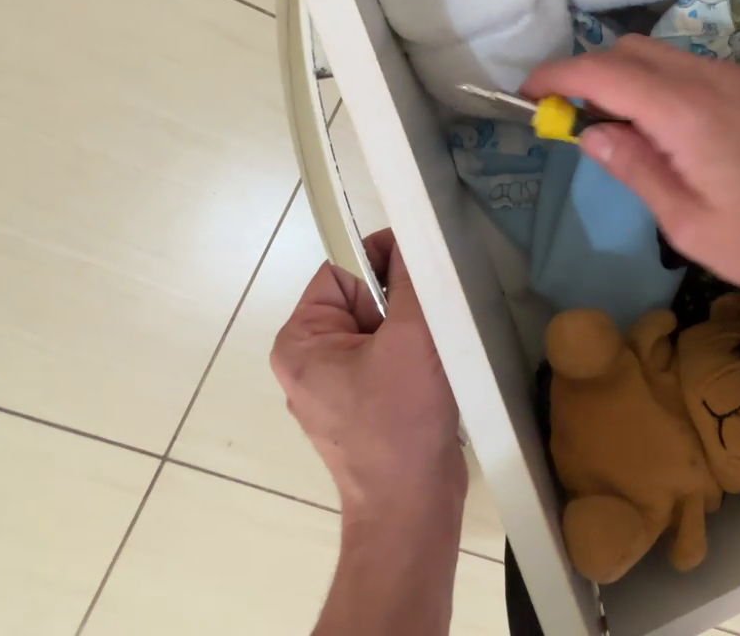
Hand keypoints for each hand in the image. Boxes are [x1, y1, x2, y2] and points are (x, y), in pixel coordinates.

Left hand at [271, 228, 464, 515]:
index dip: (382, 262)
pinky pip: (391, 358)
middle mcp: (311, 359)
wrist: (412, 505)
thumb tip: (411, 235)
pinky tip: (437, 371)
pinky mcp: (366, 405)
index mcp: (302, 340)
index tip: (422, 273)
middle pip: (365, 298)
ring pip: (383, 328)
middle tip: (432, 321)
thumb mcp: (411, 336)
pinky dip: (417, 356)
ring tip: (438, 349)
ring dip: (416, 330)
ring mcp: (338, 385)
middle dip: (403, 303)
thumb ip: (410, 279)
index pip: (342, 270)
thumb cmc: (401, 418)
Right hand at [523, 34, 739, 311]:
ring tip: (616, 126)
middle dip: (589, 72)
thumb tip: (591, 131)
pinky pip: (699, 68)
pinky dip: (665, 82)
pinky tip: (668, 126)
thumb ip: (637, 170)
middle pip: (633, 51)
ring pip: (667, 55)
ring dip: (629, 76)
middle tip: (568, 115)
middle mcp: (716, 78)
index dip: (558, 76)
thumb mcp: (692, 225)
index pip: (605, 73)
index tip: (528, 93)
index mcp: (690, 112)